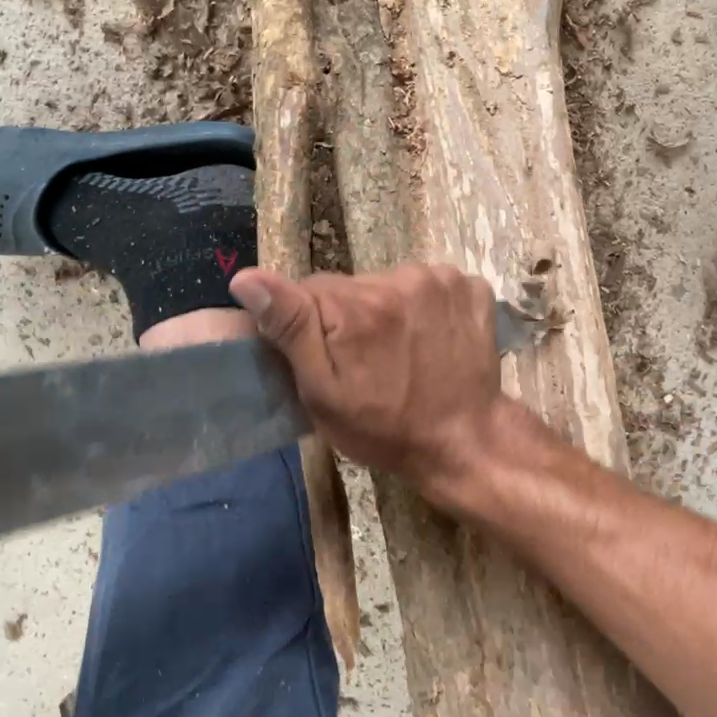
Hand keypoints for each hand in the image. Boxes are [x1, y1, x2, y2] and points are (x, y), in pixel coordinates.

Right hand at [229, 264, 507, 490]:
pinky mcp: (471, 286)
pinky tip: (433, 340)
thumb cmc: (384, 427)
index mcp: (357, 305)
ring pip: (391, 284)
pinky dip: (428, 306)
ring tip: (403, 353)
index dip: (313, 324)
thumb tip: (246, 277)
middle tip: (368, 362)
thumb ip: (289, 328)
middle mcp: (400, 278)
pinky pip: (432, 285)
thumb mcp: (324, 392)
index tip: (330, 358)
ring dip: (391, 309)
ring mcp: (442, 279)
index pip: (311, 289)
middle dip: (353, 316)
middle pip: (355, 286)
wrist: (465, 439)